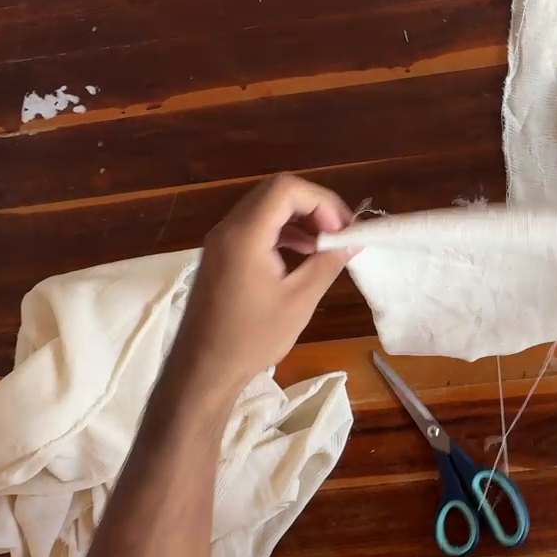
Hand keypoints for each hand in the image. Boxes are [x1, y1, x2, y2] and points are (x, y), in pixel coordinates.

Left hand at [167, 174, 355, 400]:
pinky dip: (284, 232)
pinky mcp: (222, 254)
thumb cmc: (252, 338)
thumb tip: (353, 242)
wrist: (204, 367)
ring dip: (300, 219)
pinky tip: (304, 254)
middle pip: (276, 192)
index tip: (342, 230)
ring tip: (327, 245)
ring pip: (266, 208)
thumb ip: (327, 264)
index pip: (286, 189)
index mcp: (245, 235)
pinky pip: (256, 227)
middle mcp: (229, 228)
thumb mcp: (299, 301)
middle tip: (340, 233)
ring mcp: (222, 240)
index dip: (322, 201)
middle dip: (314, 206)